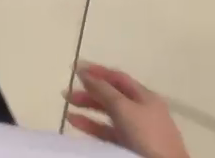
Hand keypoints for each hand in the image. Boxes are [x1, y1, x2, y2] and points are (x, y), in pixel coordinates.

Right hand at [66, 63, 189, 157]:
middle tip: (68, 90)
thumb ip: (102, 89)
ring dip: (87, 107)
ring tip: (67, 105)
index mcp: (145, 97)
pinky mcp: (131, 147)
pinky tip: (75, 122)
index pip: (118, 77)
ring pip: (108, 114)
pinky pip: (108, 131)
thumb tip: (83, 71)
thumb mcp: (123, 107)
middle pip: (112, 95)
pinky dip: (92, 125)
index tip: (75, 67)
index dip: (97, 71)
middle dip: (89, 91)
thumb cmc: (146, 135)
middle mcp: (142, 111)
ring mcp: (137, 130)